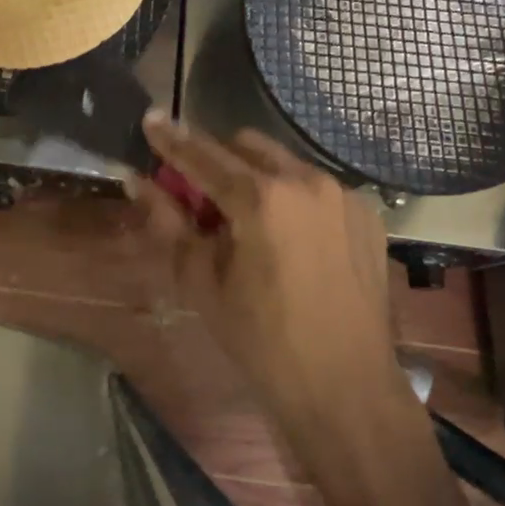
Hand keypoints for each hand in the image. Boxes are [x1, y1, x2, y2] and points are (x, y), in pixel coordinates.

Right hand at [130, 113, 397, 408]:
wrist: (345, 387)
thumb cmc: (261, 340)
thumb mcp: (201, 282)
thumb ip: (168, 222)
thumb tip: (139, 181)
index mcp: (261, 198)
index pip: (203, 155)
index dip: (172, 138)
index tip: (150, 118)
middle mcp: (306, 180)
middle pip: (246, 145)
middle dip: (217, 158)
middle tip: (200, 194)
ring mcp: (342, 194)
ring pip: (284, 162)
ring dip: (256, 176)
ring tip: (247, 222)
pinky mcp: (366, 213)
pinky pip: (316, 187)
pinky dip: (292, 197)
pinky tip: (289, 239)